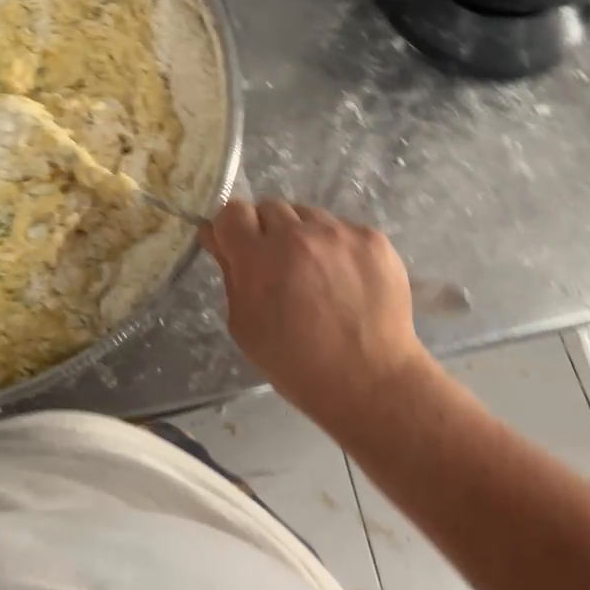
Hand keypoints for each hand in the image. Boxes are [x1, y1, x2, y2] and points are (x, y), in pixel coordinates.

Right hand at [199, 200, 433, 423]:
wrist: (371, 382)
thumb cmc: (297, 364)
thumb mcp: (245, 326)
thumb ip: (230, 274)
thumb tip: (218, 236)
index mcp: (259, 259)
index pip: (233, 211)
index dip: (233, 229)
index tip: (239, 247)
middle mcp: (298, 236)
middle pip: (270, 207)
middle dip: (268, 232)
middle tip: (280, 267)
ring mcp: (339, 233)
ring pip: (307, 215)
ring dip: (303, 235)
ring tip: (317, 274)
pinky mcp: (372, 238)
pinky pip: (343, 228)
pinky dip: (338, 247)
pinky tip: (346, 279)